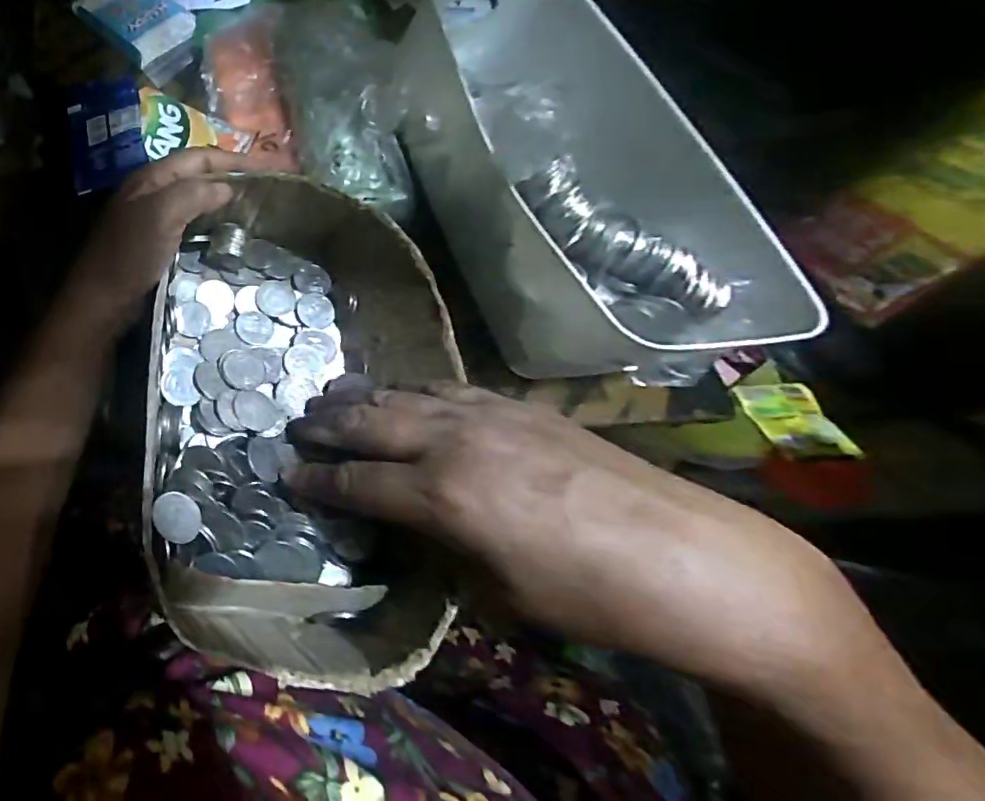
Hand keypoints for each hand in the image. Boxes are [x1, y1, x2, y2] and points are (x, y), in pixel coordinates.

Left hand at [59, 148, 249, 331]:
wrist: (101, 300)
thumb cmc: (129, 254)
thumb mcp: (161, 214)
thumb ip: (194, 193)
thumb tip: (226, 187)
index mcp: (150, 178)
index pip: (198, 156)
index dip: (232, 158)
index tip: (266, 166)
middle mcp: (150, 192)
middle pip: (196, 174)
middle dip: (228, 174)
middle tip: (263, 184)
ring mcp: (150, 217)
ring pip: (193, 197)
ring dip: (220, 197)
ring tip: (251, 204)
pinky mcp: (154, 241)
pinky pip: (188, 221)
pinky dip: (209, 219)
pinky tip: (224, 230)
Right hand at [284, 383, 893, 705]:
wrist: (698, 561)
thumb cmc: (592, 598)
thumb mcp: (497, 591)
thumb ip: (438, 545)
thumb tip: (404, 521)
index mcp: (441, 498)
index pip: (356, 482)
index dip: (315, 480)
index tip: (286, 474)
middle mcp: (451, 443)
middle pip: (366, 424)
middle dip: (323, 426)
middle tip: (294, 426)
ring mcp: (485, 414)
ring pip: (400, 395)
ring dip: (357, 396)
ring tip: (327, 395)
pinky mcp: (516, 404)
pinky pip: (444, 386)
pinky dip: (408, 387)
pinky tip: (398, 389)